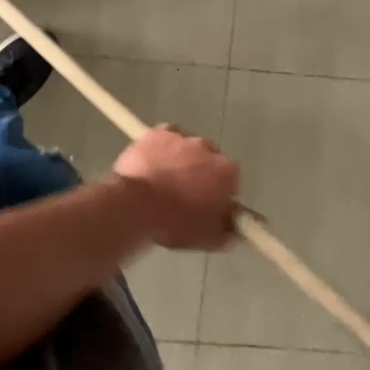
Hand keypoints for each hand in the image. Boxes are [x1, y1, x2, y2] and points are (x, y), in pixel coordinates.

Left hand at [111, 125, 239, 250]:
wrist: (137, 203)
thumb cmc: (176, 222)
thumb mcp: (209, 238)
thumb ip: (227, 230)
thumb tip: (231, 227)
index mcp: (226, 171)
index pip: (232, 179)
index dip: (222, 192)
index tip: (211, 204)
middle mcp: (207, 147)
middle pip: (210, 158)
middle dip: (203, 172)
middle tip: (187, 191)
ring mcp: (181, 137)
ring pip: (187, 146)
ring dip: (183, 158)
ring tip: (167, 177)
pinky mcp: (157, 132)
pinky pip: (166, 136)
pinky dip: (164, 146)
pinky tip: (156, 160)